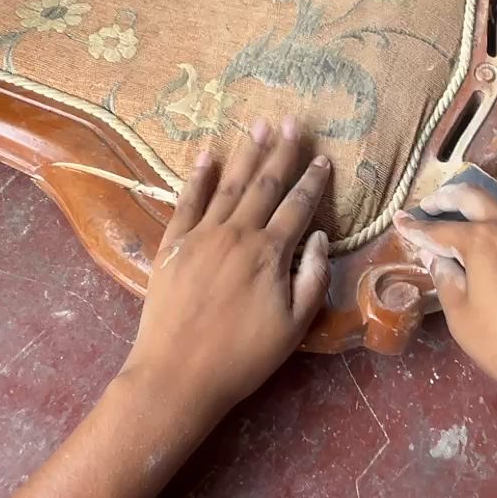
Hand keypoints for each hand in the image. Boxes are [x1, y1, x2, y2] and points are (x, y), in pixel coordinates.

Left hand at [118, 117, 332, 423]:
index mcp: (269, 253)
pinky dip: (197, 177)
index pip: (297, 206)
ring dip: (245, 153)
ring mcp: (201, 235)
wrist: (177, 376)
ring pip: (229, 185)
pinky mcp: (173, 244)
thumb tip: (318, 235)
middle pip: (264, 184)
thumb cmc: (243, 357)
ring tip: (257, 125)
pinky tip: (206, 155)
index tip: (323, 157)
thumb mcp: (294, 327)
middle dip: (281, 151)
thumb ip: (312, 277)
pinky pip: (187, 201)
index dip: (312, 180)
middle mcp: (237, 233)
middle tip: (291, 121)